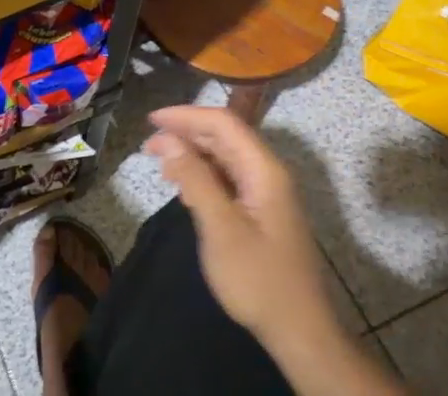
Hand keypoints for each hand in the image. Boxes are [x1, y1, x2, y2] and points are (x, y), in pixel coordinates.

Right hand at [144, 106, 332, 342]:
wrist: (299, 331)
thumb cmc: (258, 279)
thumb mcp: (220, 227)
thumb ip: (195, 180)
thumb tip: (169, 141)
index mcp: (264, 170)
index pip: (224, 123)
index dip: (186, 116)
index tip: (151, 120)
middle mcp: (268, 174)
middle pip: (225, 137)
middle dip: (186, 134)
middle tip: (148, 145)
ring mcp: (267, 194)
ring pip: (226, 158)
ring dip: (192, 155)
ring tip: (160, 164)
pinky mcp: (262, 214)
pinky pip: (229, 180)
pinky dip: (204, 176)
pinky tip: (184, 189)